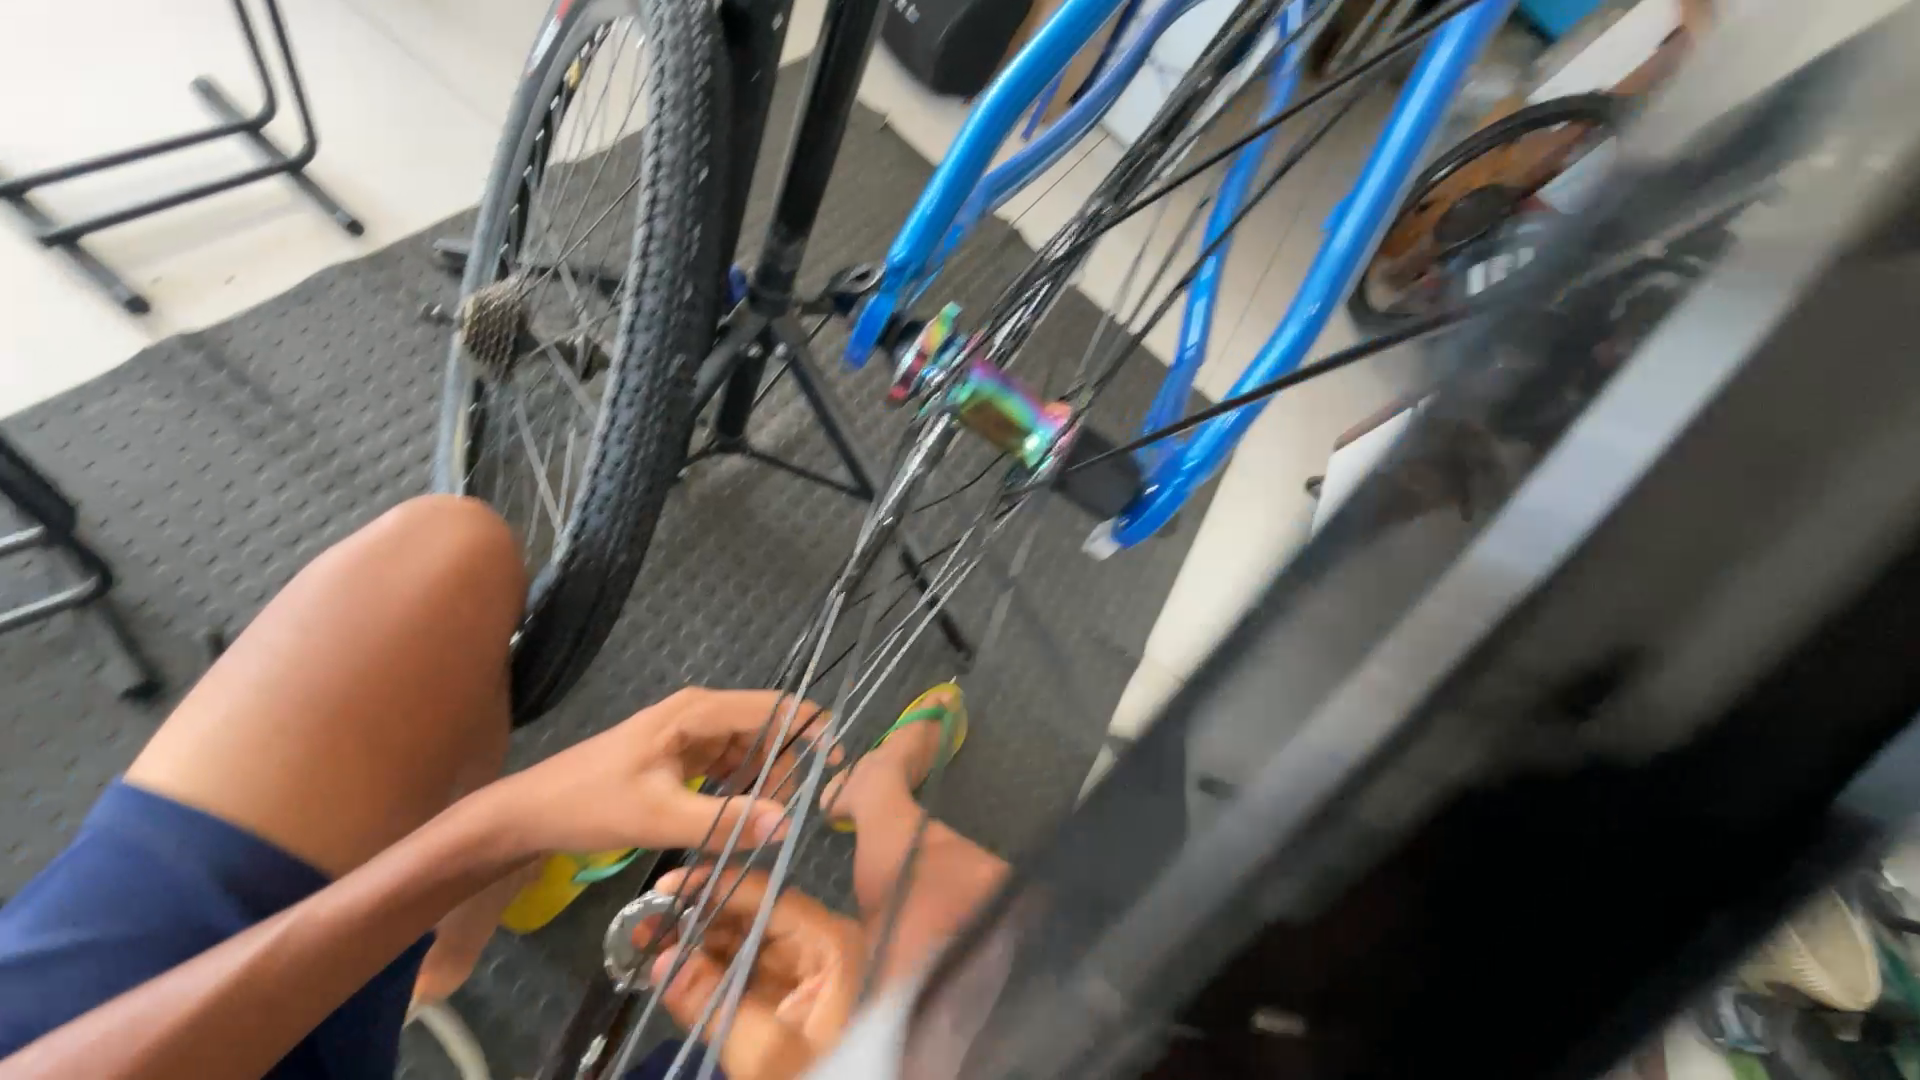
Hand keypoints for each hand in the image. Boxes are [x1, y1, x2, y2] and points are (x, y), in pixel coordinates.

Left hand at [482, 688, 828, 854]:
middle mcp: (701, 712)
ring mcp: (692, 731)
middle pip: (769, 729)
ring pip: (752, 749)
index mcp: (699, 712)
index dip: (812, 730)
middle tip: (786, 813)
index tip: (836, 765)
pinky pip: (731, 763)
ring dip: (764, 780)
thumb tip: (789, 826)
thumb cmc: (591, 805)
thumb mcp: (659, 817)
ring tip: (761, 819)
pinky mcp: (683, 751)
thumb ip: (726, 820)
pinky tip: (735, 814)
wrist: (529, 812)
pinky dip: (742, 786)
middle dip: (787, 766)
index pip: (776, 707)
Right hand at [647, 867, 863, 1079]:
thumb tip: (666, 960)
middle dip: (698, 916)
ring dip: (694, 941)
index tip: (667, 888)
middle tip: (646, 919)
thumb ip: (716, 1005)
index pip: (770, 897)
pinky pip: (739, 969)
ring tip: (643, 939)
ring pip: (741, 940)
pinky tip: (665, 966)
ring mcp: (799, 966)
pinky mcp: (782, 992)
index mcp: (830, 942)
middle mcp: (817, 942)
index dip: (717, 887)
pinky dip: (704, 968)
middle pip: (752, 914)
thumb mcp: (768, 1055)